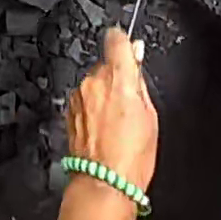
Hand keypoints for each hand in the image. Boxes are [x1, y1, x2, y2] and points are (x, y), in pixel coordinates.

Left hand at [65, 28, 158, 190]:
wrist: (105, 181)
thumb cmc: (133, 156)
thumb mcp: (151, 116)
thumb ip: (139, 81)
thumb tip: (135, 56)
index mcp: (119, 79)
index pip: (115, 39)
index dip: (122, 41)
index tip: (127, 47)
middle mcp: (94, 80)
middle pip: (106, 63)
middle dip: (116, 76)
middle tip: (128, 101)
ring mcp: (79, 93)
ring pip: (94, 81)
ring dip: (103, 92)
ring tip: (115, 119)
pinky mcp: (69, 105)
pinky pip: (85, 96)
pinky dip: (92, 104)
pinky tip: (102, 125)